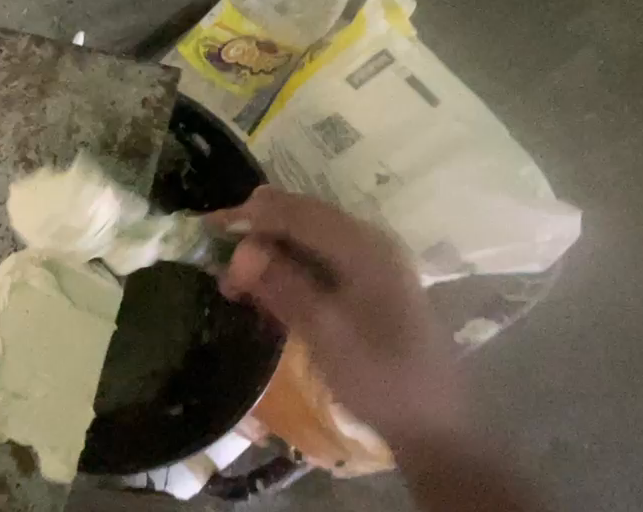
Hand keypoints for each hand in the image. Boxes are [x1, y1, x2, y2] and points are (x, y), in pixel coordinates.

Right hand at [207, 188, 467, 447]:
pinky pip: (313, 255)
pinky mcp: (364, 279)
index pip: (294, 212)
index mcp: (363, 246)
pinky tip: (264, 289)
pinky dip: (283, 264)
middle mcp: (366, 241)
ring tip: (234, 280)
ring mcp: (368, 259)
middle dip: (253, 231)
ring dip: (265, 249)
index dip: (247, 216)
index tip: (207, 230)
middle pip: (297, 215)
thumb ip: (282, 285)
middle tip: (216, 258)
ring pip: (302, 234)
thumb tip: (238, 250)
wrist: (435, 429)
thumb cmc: (381, 379)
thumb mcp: (326, 334)